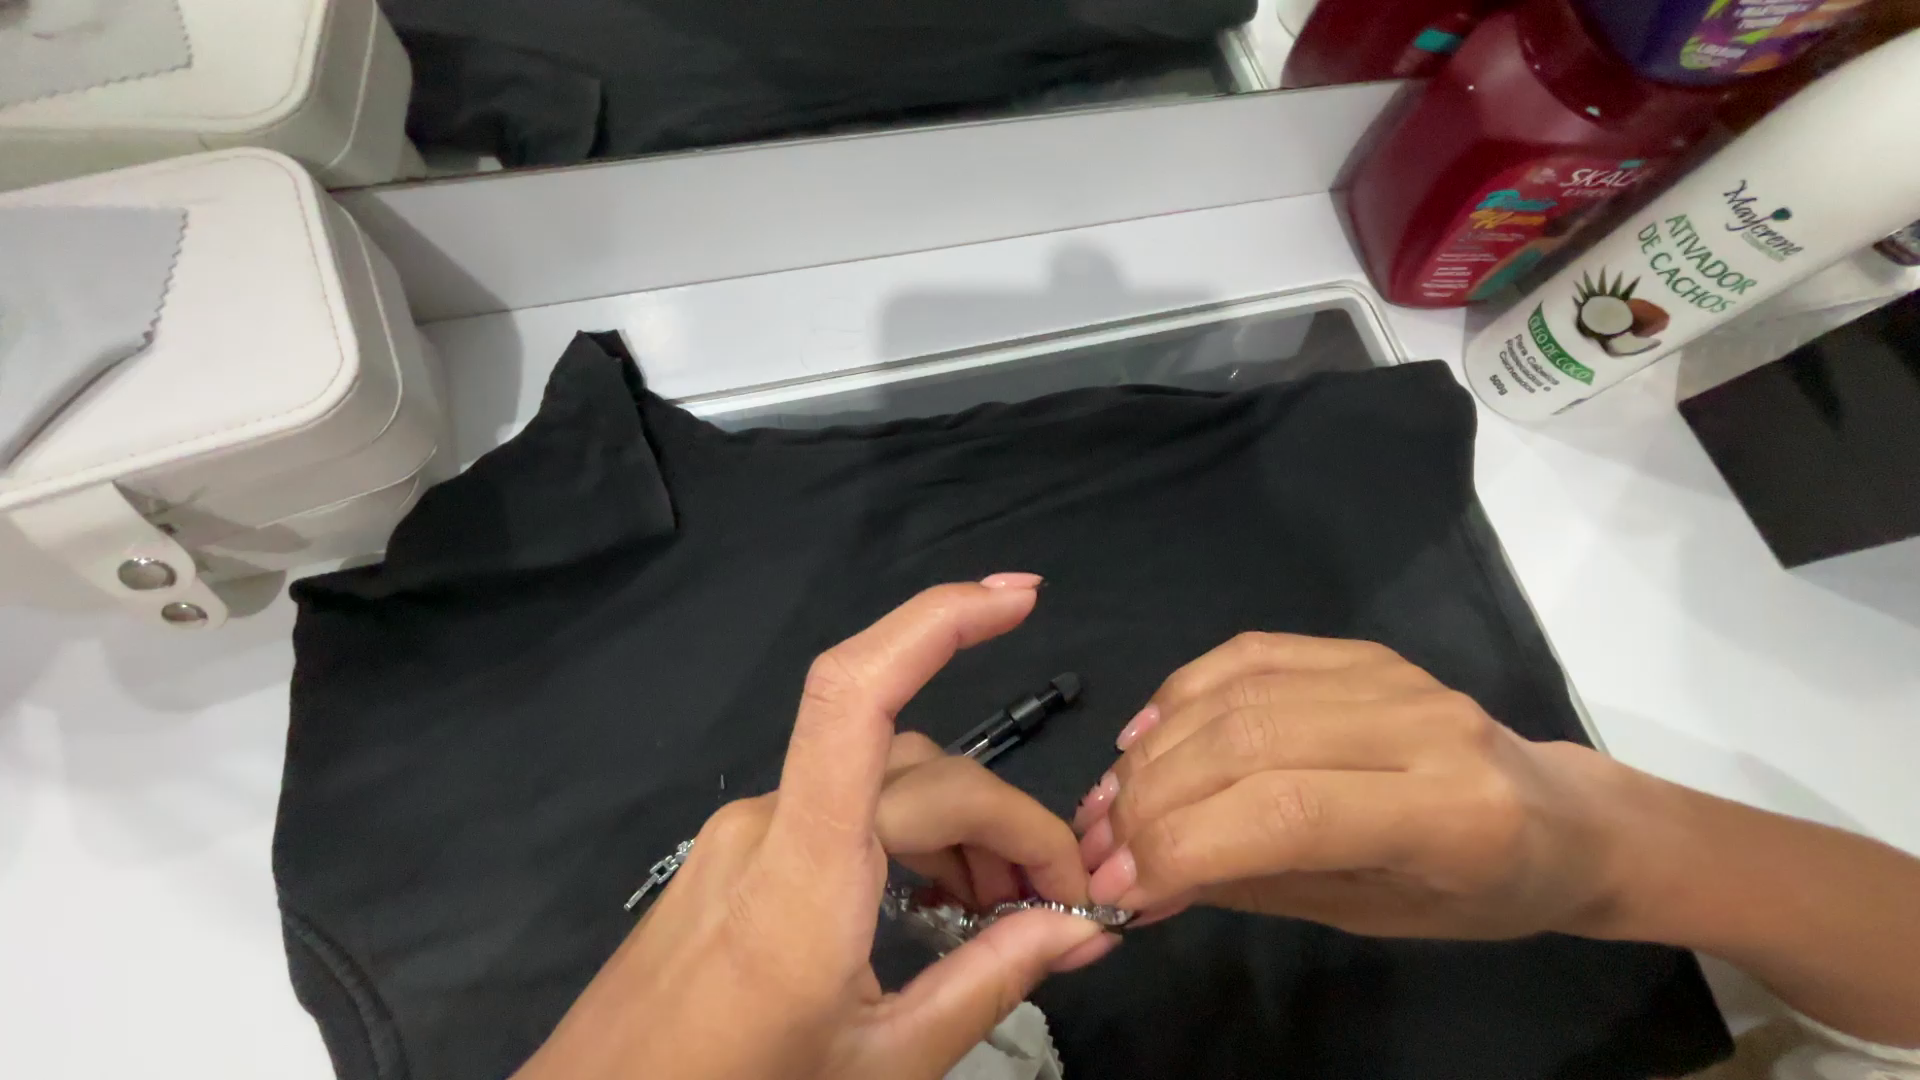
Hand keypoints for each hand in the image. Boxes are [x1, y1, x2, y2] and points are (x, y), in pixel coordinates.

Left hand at [514, 577, 1115, 1079]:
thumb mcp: (882, 1068)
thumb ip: (989, 984)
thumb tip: (1080, 928)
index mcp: (804, 869)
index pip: (858, 694)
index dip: (938, 621)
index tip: (1019, 599)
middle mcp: (773, 819)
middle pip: (922, 766)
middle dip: (1008, 820)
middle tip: (1058, 903)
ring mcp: (751, 825)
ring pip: (889, 778)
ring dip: (963, 825)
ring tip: (1004, 909)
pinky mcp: (745, 842)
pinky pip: (850, 803)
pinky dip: (914, 832)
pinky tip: (941, 894)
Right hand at [1073, 632, 1635, 939]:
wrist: (1557, 815)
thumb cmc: (1476, 892)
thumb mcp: (1371, 916)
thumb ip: (1252, 886)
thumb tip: (1140, 882)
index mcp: (1450, 815)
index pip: (1287, 814)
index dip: (1184, 845)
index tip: (1115, 883)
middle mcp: (1419, 725)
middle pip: (1247, 742)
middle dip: (1153, 797)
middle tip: (1098, 842)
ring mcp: (1384, 673)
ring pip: (1235, 695)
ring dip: (1153, 749)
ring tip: (1109, 797)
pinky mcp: (1353, 648)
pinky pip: (1244, 655)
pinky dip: (1179, 693)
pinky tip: (1142, 735)